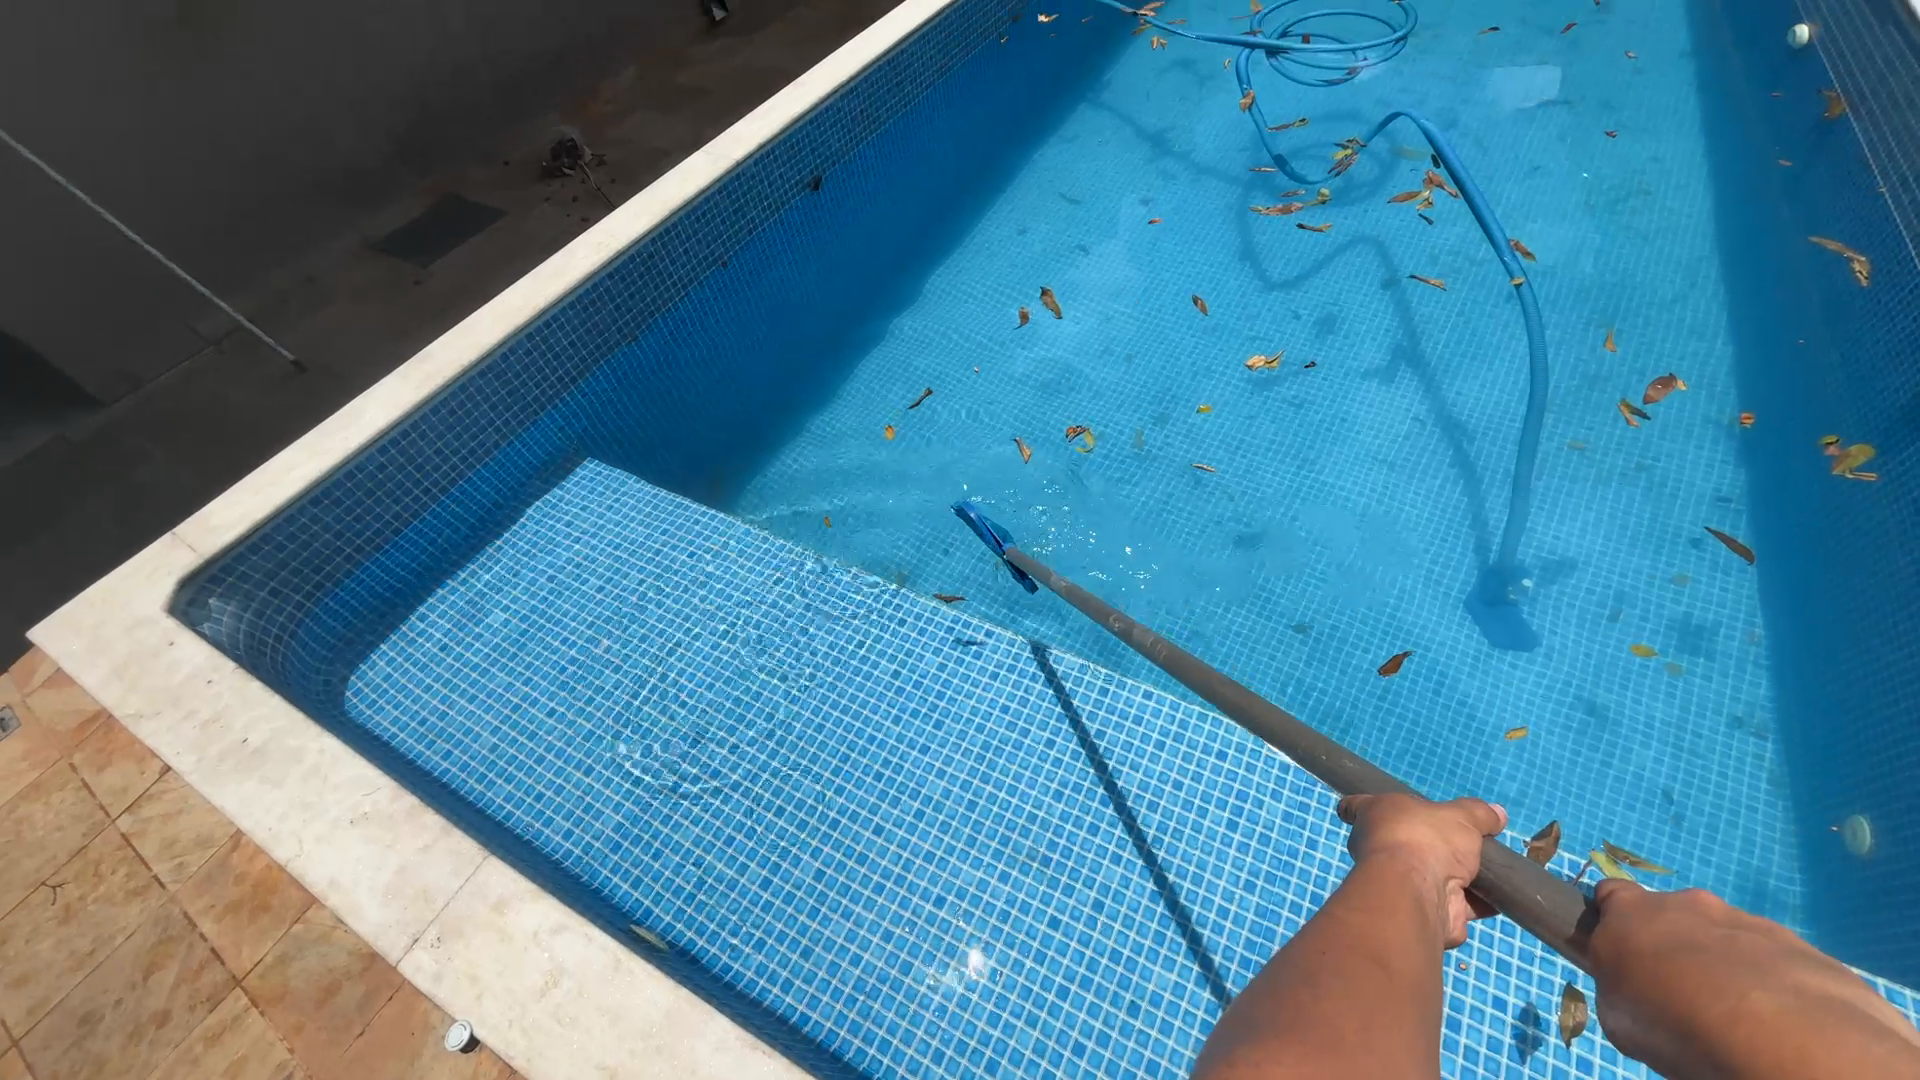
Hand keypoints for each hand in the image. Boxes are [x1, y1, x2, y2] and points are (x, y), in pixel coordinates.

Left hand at [1336, 793, 1505, 946]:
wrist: (1420, 890)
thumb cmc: (1425, 838)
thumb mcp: (1459, 816)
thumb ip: (1476, 813)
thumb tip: (1497, 813)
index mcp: (1373, 813)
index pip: (1353, 806)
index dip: (1356, 806)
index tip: (1362, 808)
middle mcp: (1375, 845)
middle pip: (1396, 842)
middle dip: (1425, 847)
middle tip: (1457, 845)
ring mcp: (1395, 880)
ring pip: (1424, 876)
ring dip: (1452, 879)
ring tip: (1483, 872)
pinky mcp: (1419, 909)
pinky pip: (1448, 905)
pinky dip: (1470, 905)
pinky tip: (1494, 901)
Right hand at [1588, 880, 1919, 1077]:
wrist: (1782, 1040)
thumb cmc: (1674, 1021)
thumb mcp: (1617, 1013)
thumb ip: (1620, 985)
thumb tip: (1637, 991)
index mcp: (1630, 909)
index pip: (1610, 895)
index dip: (1616, 923)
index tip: (1627, 959)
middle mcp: (1686, 903)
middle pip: (1676, 917)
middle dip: (1680, 948)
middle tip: (1688, 997)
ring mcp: (1749, 922)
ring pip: (1732, 940)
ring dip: (1732, 968)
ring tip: (1745, 1019)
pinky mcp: (1807, 952)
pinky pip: (1784, 966)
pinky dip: (1780, 988)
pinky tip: (1786, 1026)